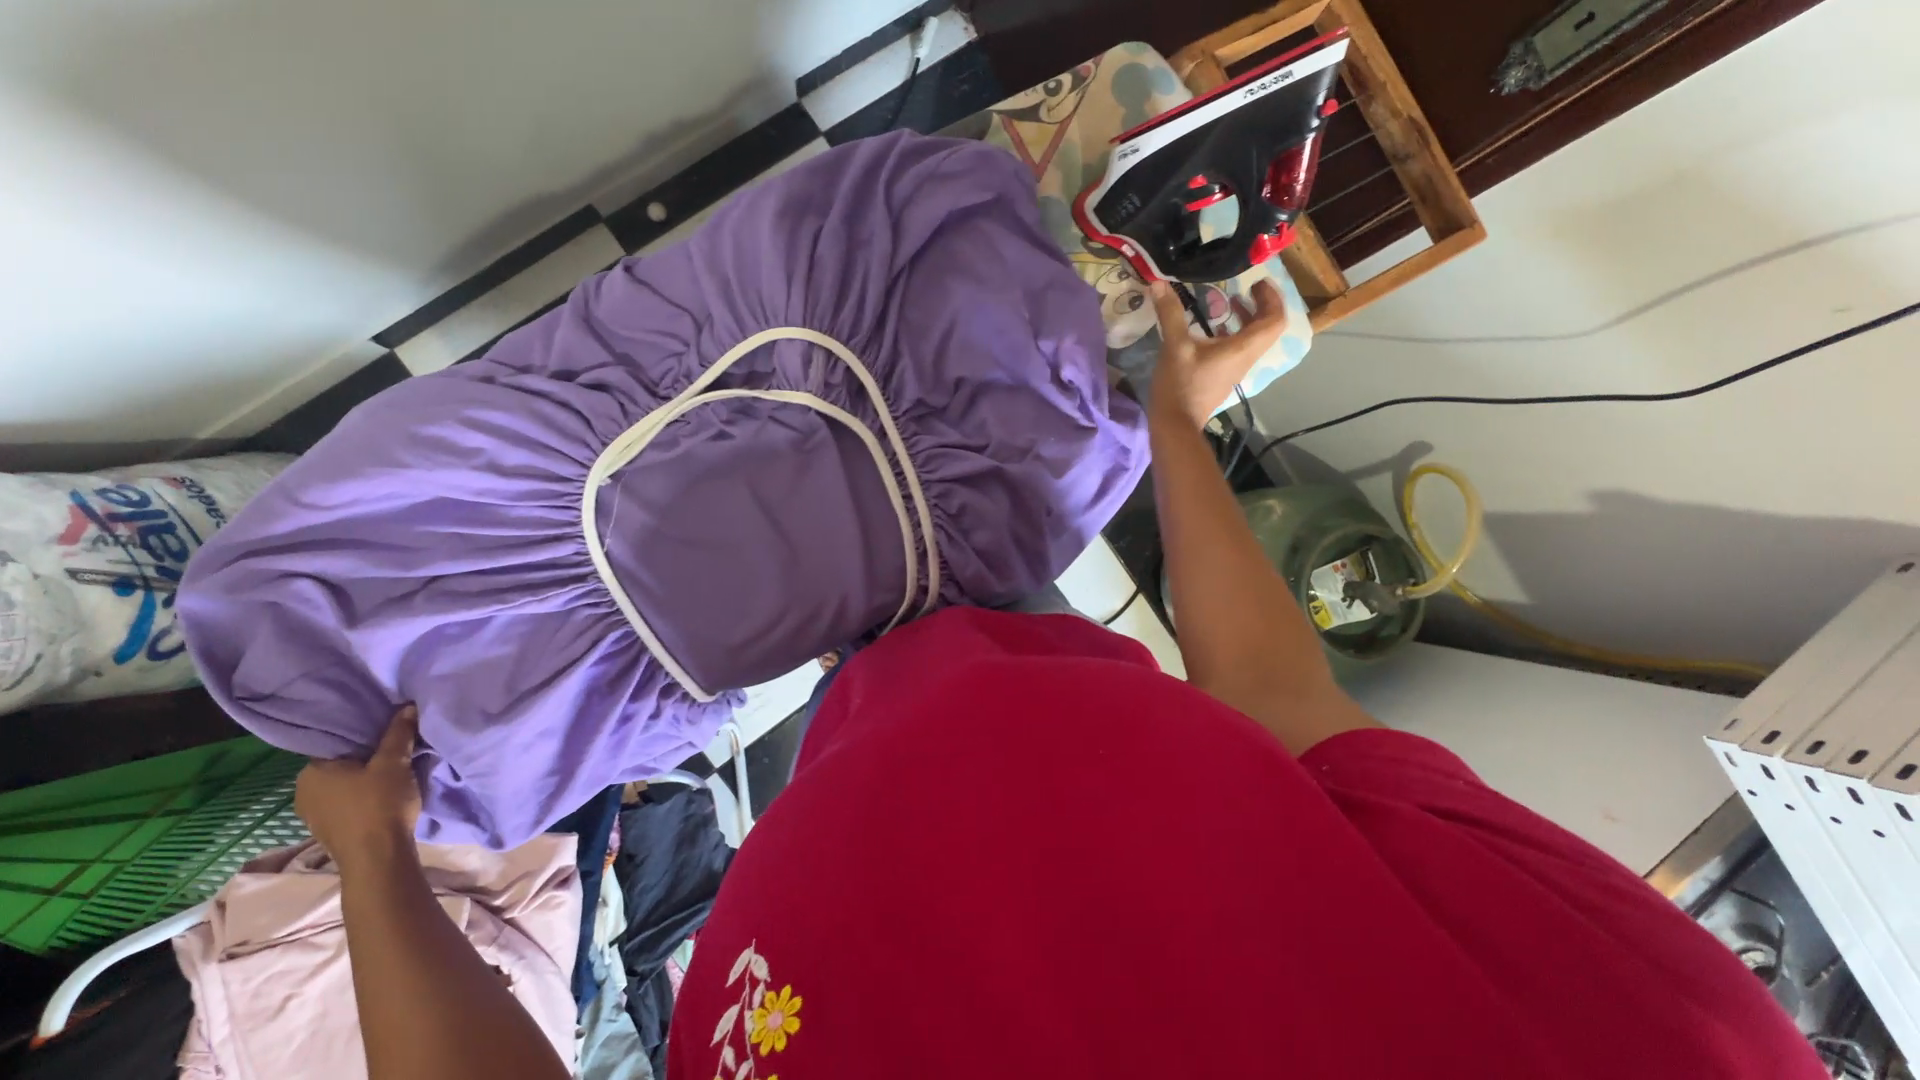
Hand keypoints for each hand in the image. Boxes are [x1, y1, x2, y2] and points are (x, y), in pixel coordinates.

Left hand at [296, 705, 422, 870]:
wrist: (377, 858)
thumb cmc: (379, 804)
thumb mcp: (394, 763)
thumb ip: (398, 733)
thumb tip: (407, 706)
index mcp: (312, 770)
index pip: (337, 743)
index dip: (364, 738)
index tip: (386, 737)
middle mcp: (303, 790)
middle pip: (340, 765)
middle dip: (364, 760)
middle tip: (394, 755)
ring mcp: (311, 815)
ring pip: (342, 787)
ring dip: (363, 782)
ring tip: (392, 777)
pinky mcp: (326, 831)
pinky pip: (344, 805)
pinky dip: (361, 800)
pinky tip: (382, 800)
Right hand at [1148, 278, 1287, 429]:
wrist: (1176, 424)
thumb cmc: (1180, 385)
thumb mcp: (1175, 346)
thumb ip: (1170, 313)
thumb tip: (1159, 283)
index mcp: (1243, 348)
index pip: (1275, 320)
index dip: (1273, 298)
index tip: (1258, 282)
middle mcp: (1246, 358)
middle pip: (1268, 327)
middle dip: (1262, 304)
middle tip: (1246, 287)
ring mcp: (1237, 369)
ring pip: (1255, 338)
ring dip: (1249, 317)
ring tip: (1231, 301)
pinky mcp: (1225, 375)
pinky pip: (1240, 348)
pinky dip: (1235, 332)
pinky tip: (1215, 328)